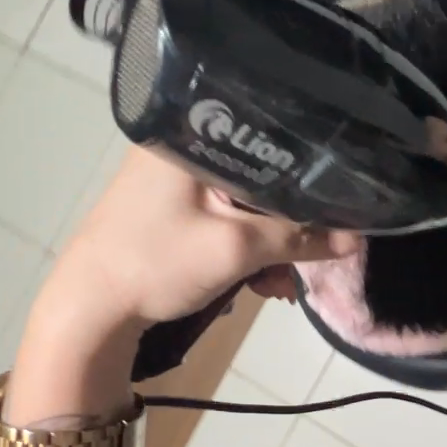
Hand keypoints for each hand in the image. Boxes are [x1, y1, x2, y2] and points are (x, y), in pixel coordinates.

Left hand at [38, 148, 357, 339]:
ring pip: (248, 205)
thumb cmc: (156, 263)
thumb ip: (299, 240)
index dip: (310, 176)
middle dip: (290, 226)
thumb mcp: (236, 249)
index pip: (270, 141)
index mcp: (188, 135)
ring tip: (279, 286)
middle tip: (307, 262)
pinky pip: (228, 221)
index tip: (338, 207)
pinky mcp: (174, 210)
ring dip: (272, 247)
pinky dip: (248, 251)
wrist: (90, 311)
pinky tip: (261, 282)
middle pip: (262, 178)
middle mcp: (182, 147)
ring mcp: (176, 181)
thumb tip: (355, 240)